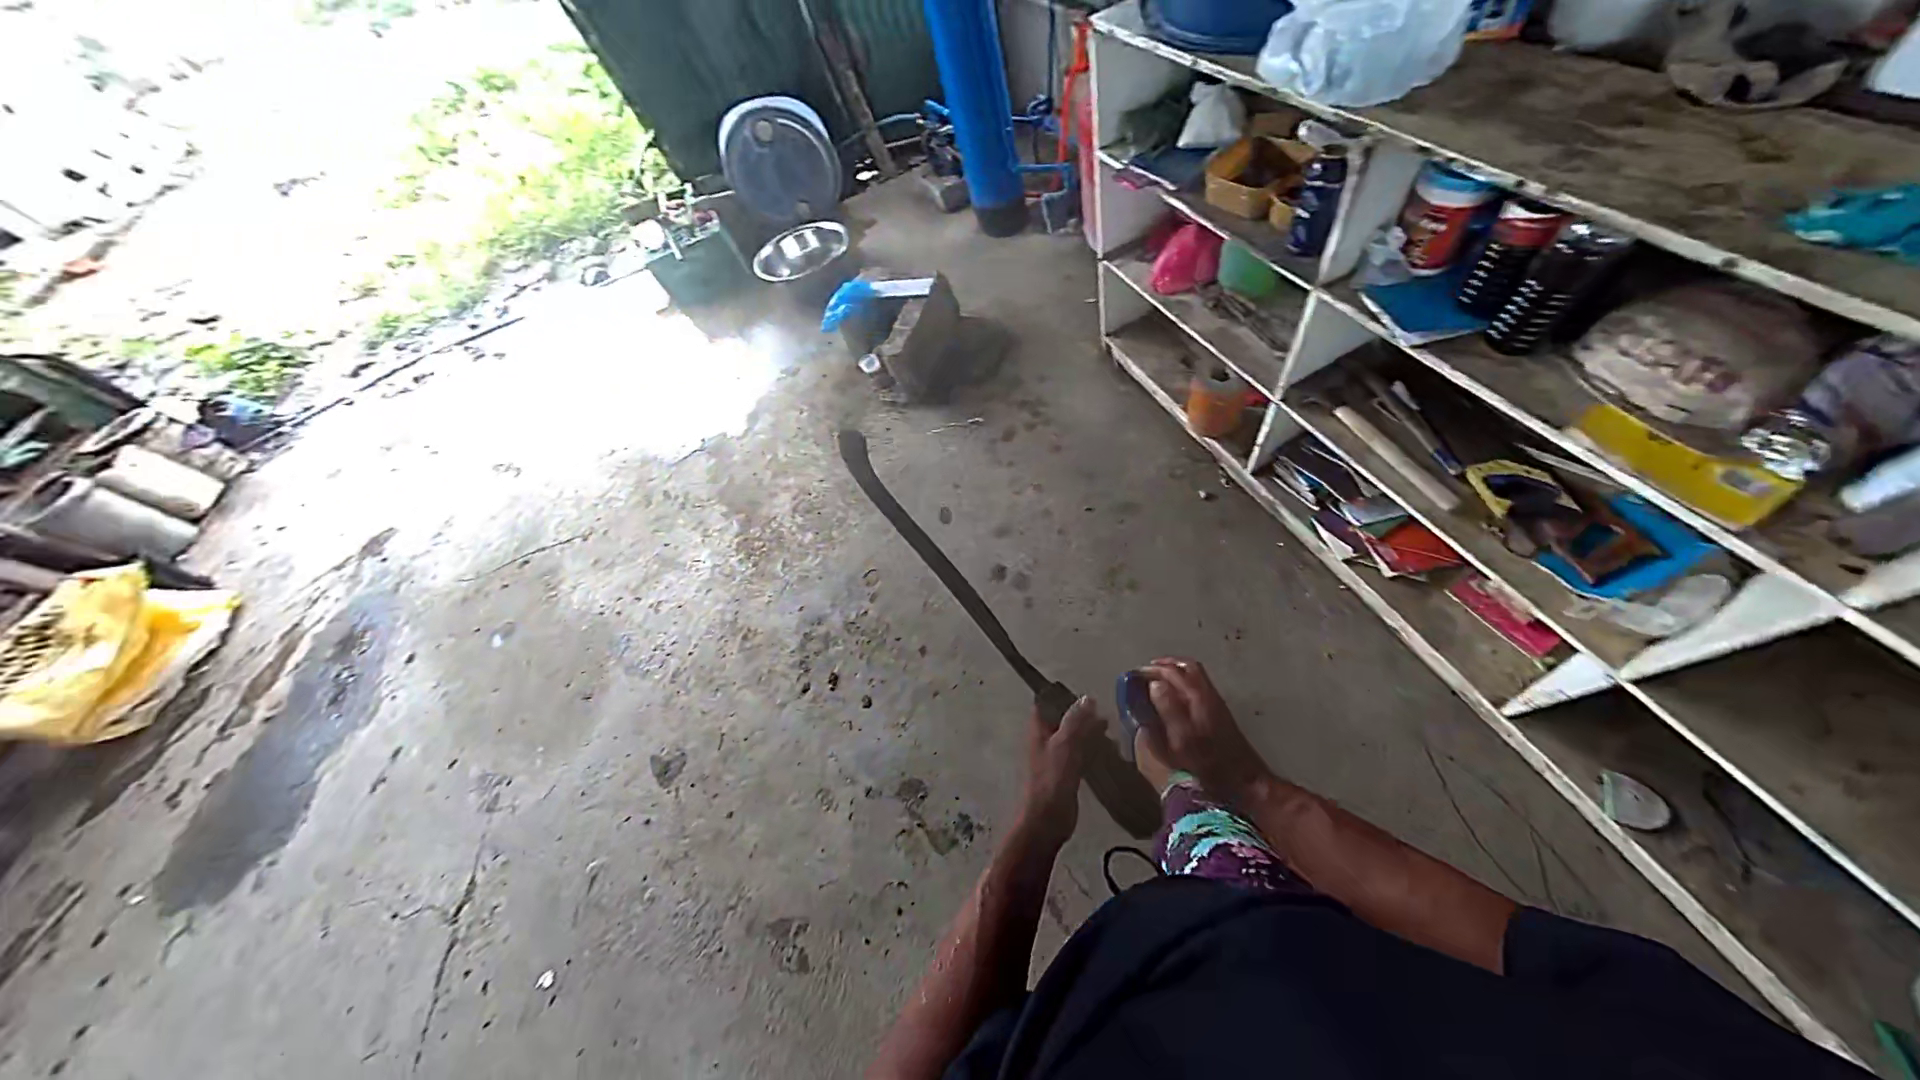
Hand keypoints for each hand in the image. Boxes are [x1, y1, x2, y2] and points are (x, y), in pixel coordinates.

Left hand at [1017, 696, 1106, 847]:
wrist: (1047, 820)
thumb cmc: (1052, 780)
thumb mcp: (1064, 745)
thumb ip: (1075, 721)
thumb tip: (1088, 697)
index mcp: (1039, 729)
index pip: (1047, 703)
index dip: (1064, 697)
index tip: (1086, 697)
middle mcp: (1045, 739)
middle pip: (1064, 719)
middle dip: (1084, 717)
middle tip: (1105, 718)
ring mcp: (1056, 756)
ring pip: (1075, 737)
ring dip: (1091, 734)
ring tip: (1111, 733)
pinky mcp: (1067, 772)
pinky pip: (1081, 754)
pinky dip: (1094, 750)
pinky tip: (1110, 752)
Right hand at [1137, 657, 1271, 801]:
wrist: (1241, 779)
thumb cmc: (1206, 762)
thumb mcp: (1181, 739)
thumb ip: (1168, 709)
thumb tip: (1153, 684)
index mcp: (1196, 697)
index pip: (1171, 671)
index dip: (1150, 671)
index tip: (1132, 677)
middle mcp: (1207, 693)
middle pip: (1185, 666)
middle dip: (1162, 665)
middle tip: (1143, 674)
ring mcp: (1215, 701)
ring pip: (1193, 674)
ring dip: (1173, 671)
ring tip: (1155, 680)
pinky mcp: (1218, 711)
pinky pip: (1197, 685)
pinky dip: (1182, 682)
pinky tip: (1173, 696)